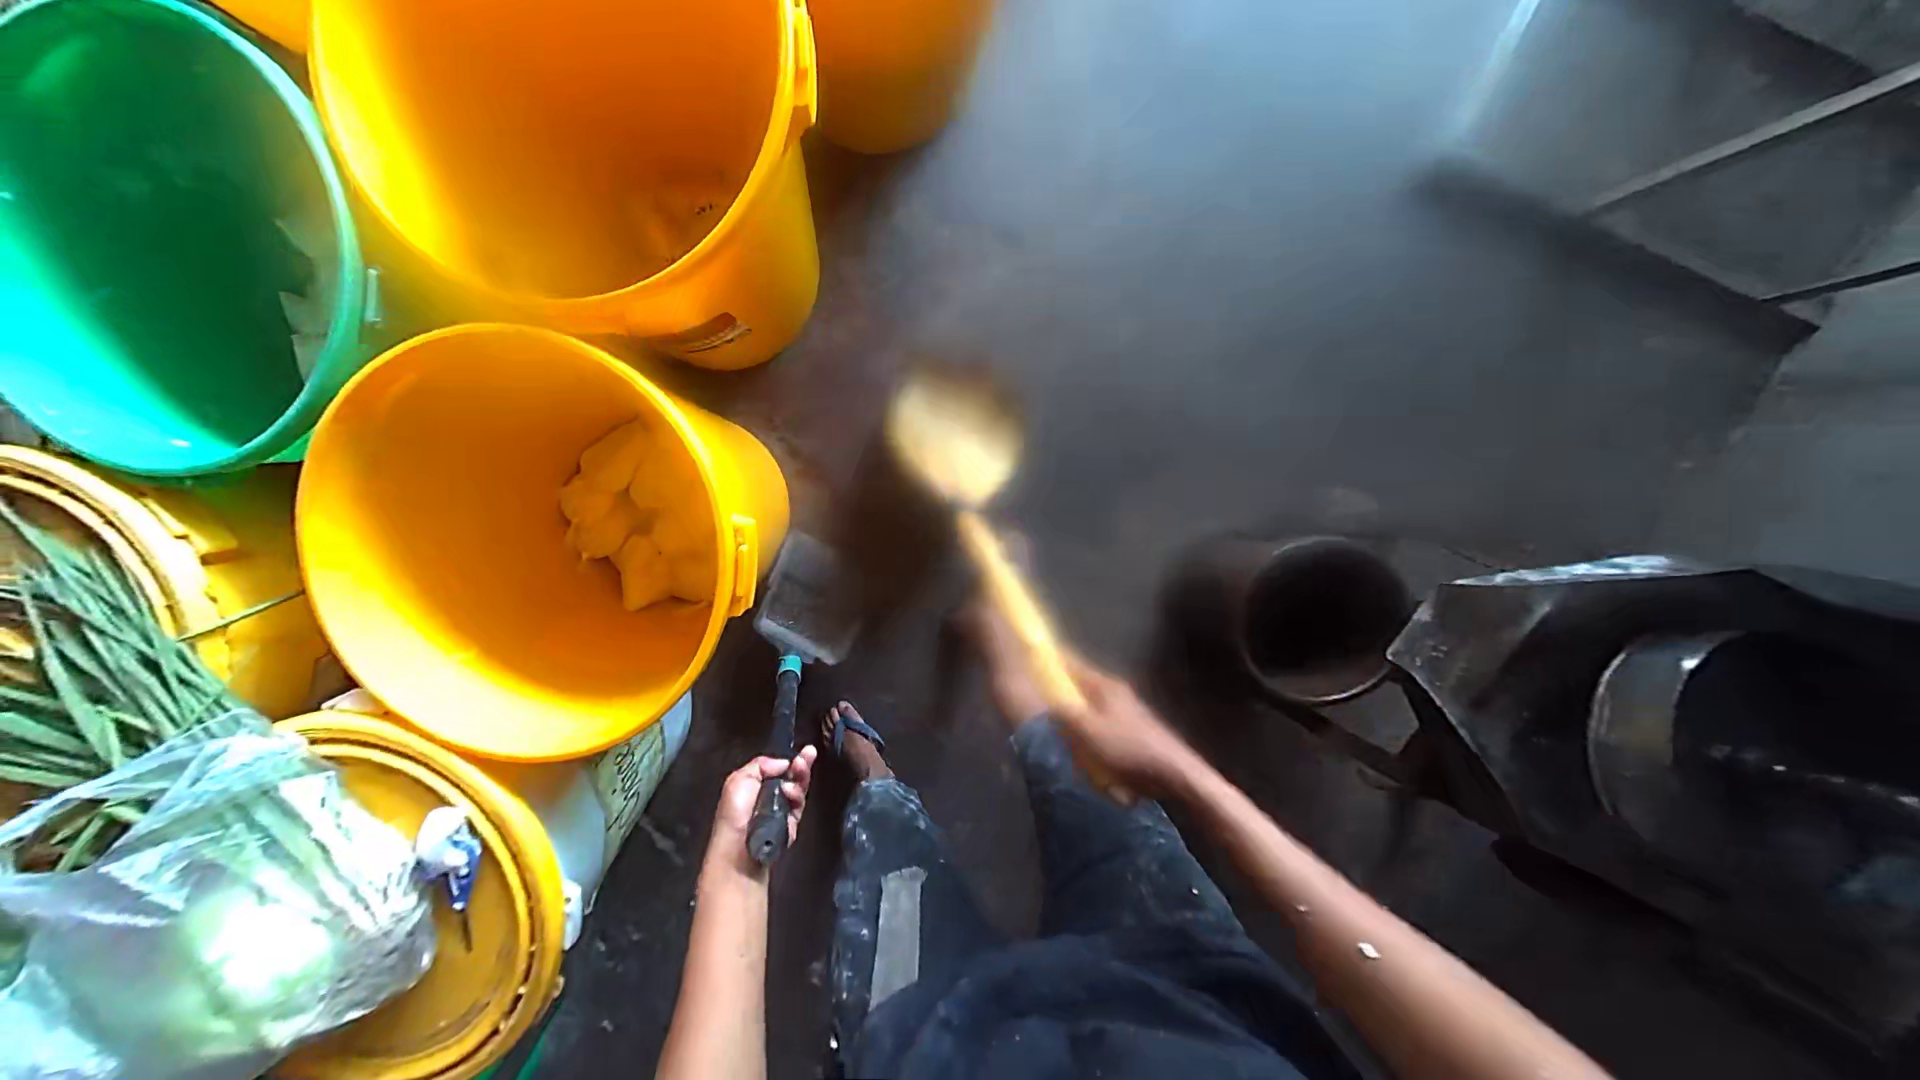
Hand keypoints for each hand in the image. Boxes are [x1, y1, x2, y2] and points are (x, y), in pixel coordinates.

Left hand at [704, 747, 817, 878]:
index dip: (789, 760)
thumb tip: (784, 763)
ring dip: (801, 776)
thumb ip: (761, 765)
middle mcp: (769, 797)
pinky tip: (792, 791)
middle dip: (801, 765)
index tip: (803, 751)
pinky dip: (798, 796)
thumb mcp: (738, 780)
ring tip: (800, 768)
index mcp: (754, 785)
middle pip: (792, 776)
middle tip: (810, 753)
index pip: (777, 769)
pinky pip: (800, 805)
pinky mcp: (792, 824)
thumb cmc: (735, 814)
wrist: (740, 850)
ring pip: (799, 789)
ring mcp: (782, 810)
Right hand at [1054, 658, 1208, 798]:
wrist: (1176, 774)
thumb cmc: (1129, 749)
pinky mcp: (1136, 732)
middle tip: (1041, 704)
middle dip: (1061, 693)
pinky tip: (1088, 754)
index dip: (1052, 661)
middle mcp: (1117, 692)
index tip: (1032, 662)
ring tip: (1061, 733)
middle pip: (1081, 686)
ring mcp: (1128, 712)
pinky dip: (1092, 736)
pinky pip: (1104, 728)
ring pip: (1092, 708)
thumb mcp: (1088, 732)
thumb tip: (1046, 702)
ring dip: (1077, 719)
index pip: (1072, 663)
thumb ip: (1064, 715)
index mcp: (1105, 685)